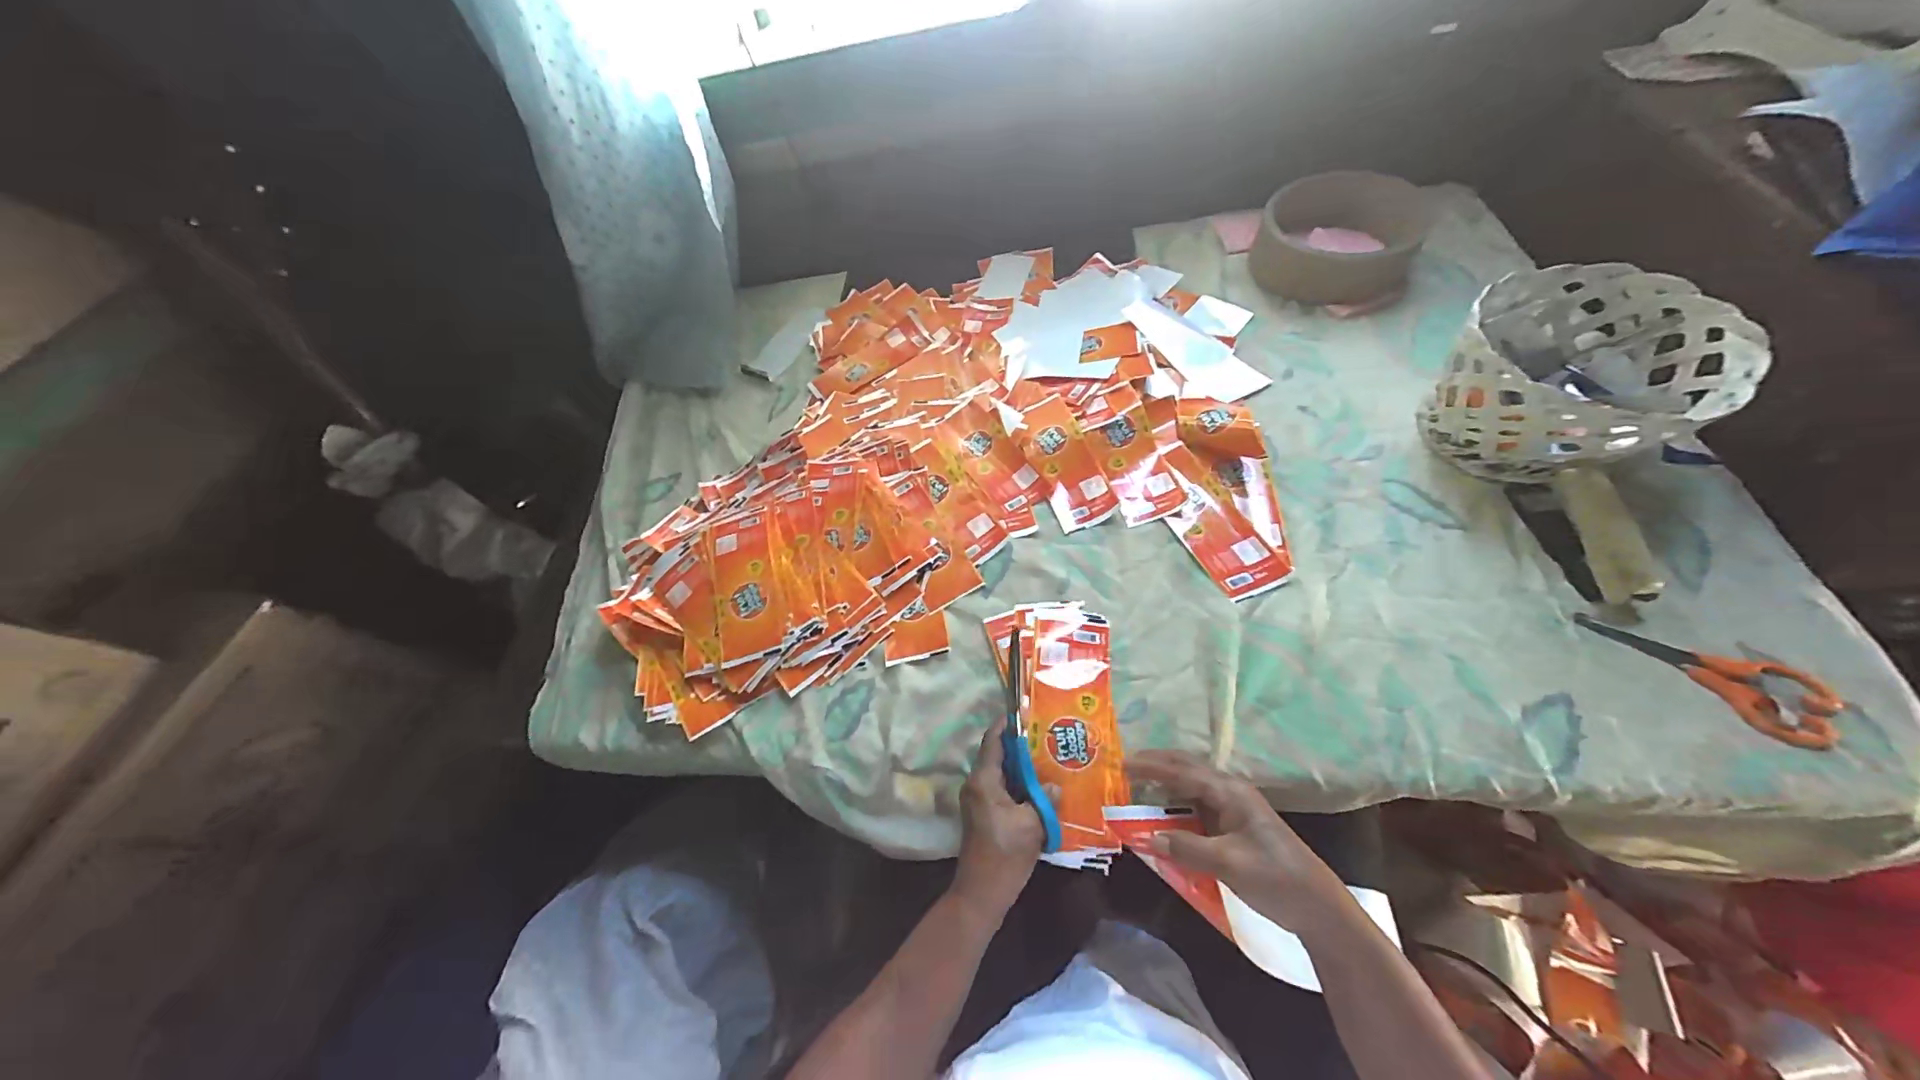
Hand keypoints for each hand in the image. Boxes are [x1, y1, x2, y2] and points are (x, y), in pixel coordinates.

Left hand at [951, 718, 1045, 915]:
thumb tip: (1056, 785)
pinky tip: (1041, 787)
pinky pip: (1002, 788)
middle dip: (1020, 744)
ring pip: (1001, 772)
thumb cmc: (1005, 854)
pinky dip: (1018, 783)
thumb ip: (1044, 799)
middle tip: (1047, 734)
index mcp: (983, 780)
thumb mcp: (1032, 824)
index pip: (993, 740)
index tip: (1026, 710)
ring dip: (1021, 766)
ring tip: (1048, 757)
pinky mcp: (984, 813)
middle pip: (998, 754)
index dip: (1008, 724)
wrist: (982, 892)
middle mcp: (976, 784)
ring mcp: (979, 799)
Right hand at [1126, 750, 1349, 932]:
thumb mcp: (1228, 864)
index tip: (1122, 762)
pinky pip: (1197, 807)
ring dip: (1165, 784)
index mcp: (1230, 792)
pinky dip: (1176, 805)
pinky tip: (1162, 815)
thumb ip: (1186, 848)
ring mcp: (1233, 809)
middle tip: (1125, 767)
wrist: (1318, 907)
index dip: (1152, 766)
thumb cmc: (1275, 878)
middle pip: (1187, 770)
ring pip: (1191, 787)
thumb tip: (1148, 837)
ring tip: (1137, 786)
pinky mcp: (1234, 827)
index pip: (1183, 771)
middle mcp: (1230, 793)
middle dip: (1156, 765)